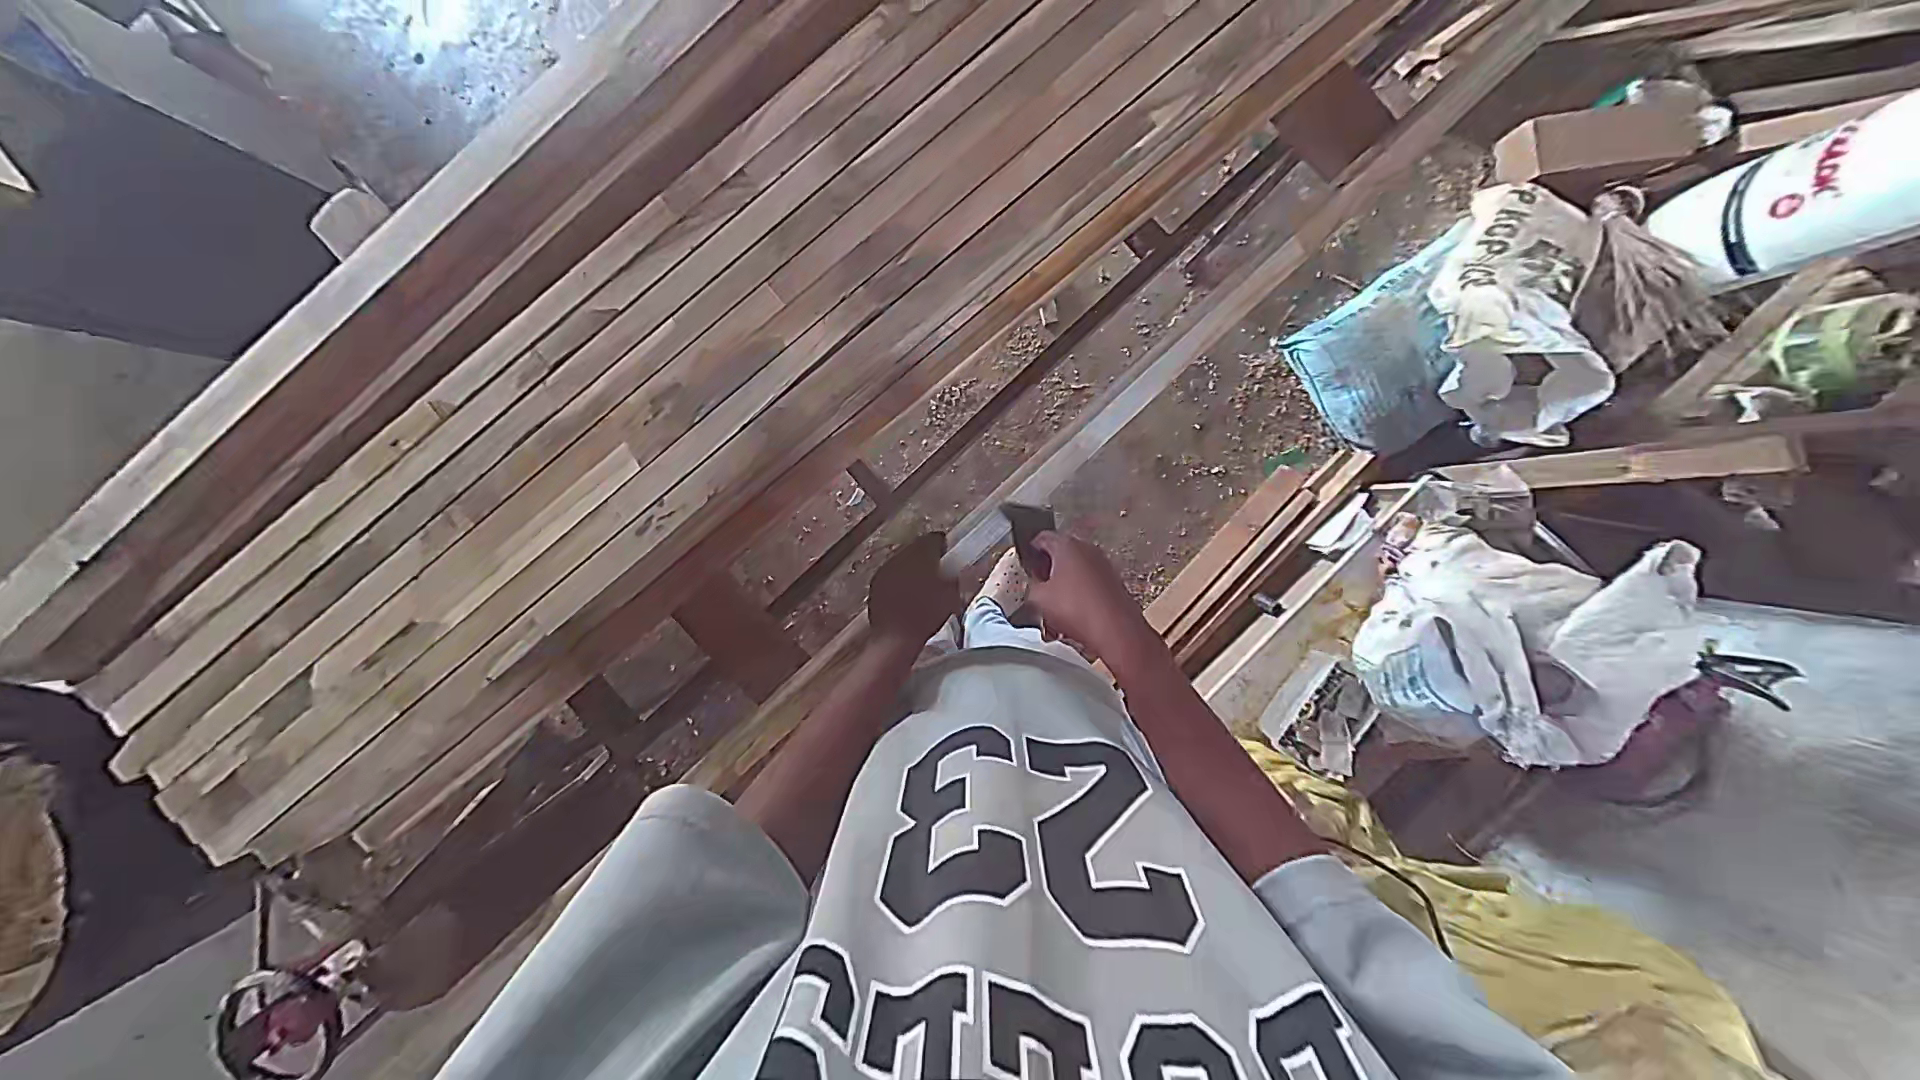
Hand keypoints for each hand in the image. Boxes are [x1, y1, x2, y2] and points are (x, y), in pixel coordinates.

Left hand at [868, 532, 959, 647]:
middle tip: (936, 569)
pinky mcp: (876, 583)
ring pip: (902, 560)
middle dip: (925, 556)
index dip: (942, 545)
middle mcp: (900, 557)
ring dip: (911, 567)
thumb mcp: (951, 594)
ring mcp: (885, 570)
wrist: (896, 637)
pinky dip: (899, 578)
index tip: (947, 553)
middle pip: (916, 548)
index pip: (933, 539)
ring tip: (921, 582)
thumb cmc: (928, 616)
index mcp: (921, 555)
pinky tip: (905, 592)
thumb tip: (953, 567)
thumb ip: (953, 575)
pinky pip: (891, 574)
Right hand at [1025, 531, 1155, 662]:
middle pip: (1060, 556)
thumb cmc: (1078, 609)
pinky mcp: (1113, 585)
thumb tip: (1033, 587)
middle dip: (1047, 573)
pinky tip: (1071, 619)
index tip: (1025, 564)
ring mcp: (1103, 567)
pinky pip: (1089, 587)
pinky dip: (1078, 599)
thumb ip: (1030, 586)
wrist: (1116, 630)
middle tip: (1037, 589)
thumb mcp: (1038, 598)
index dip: (1030, 552)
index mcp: (1067, 546)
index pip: (1042, 538)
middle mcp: (1088, 551)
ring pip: (1075, 573)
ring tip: (1053, 611)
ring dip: (1062, 588)